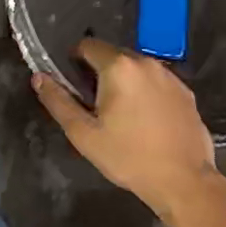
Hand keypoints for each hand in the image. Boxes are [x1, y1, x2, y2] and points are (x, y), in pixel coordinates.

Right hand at [31, 38, 221, 217]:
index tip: (74, 85)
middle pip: (113, 55)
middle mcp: (145, 61)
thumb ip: (59, 101)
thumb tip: (39, 77)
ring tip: (122, 116)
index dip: (74, 61)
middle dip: (100, 73)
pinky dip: (147, 92)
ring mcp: (169, 75)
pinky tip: (147, 121)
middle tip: (96, 106)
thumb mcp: (84, 134)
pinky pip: (157, 82)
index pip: (87, 45)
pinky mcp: (186, 91)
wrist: (184, 181)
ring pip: (137, 69)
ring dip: (125, 82)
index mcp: (118, 66)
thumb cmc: (128, 157)